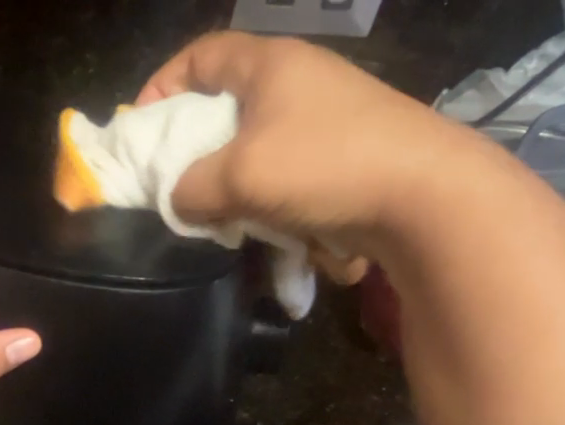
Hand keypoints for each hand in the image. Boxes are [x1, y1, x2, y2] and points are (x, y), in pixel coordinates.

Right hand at [139, 33, 508, 250]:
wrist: (422, 197)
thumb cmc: (322, 166)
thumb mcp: (238, 177)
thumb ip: (190, 188)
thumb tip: (178, 199)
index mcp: (270, 65)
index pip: (202, 55)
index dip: (163, 84)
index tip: (142, 126)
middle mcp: (298, 83)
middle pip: (225, 105)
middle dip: (194, 146)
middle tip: (172, 182)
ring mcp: (325, 121)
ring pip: (254, 148)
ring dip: (229, 184)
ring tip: (218, 217)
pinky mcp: (343, 158)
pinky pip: (285, 176)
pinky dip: (266, 201)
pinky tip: (264, 230)